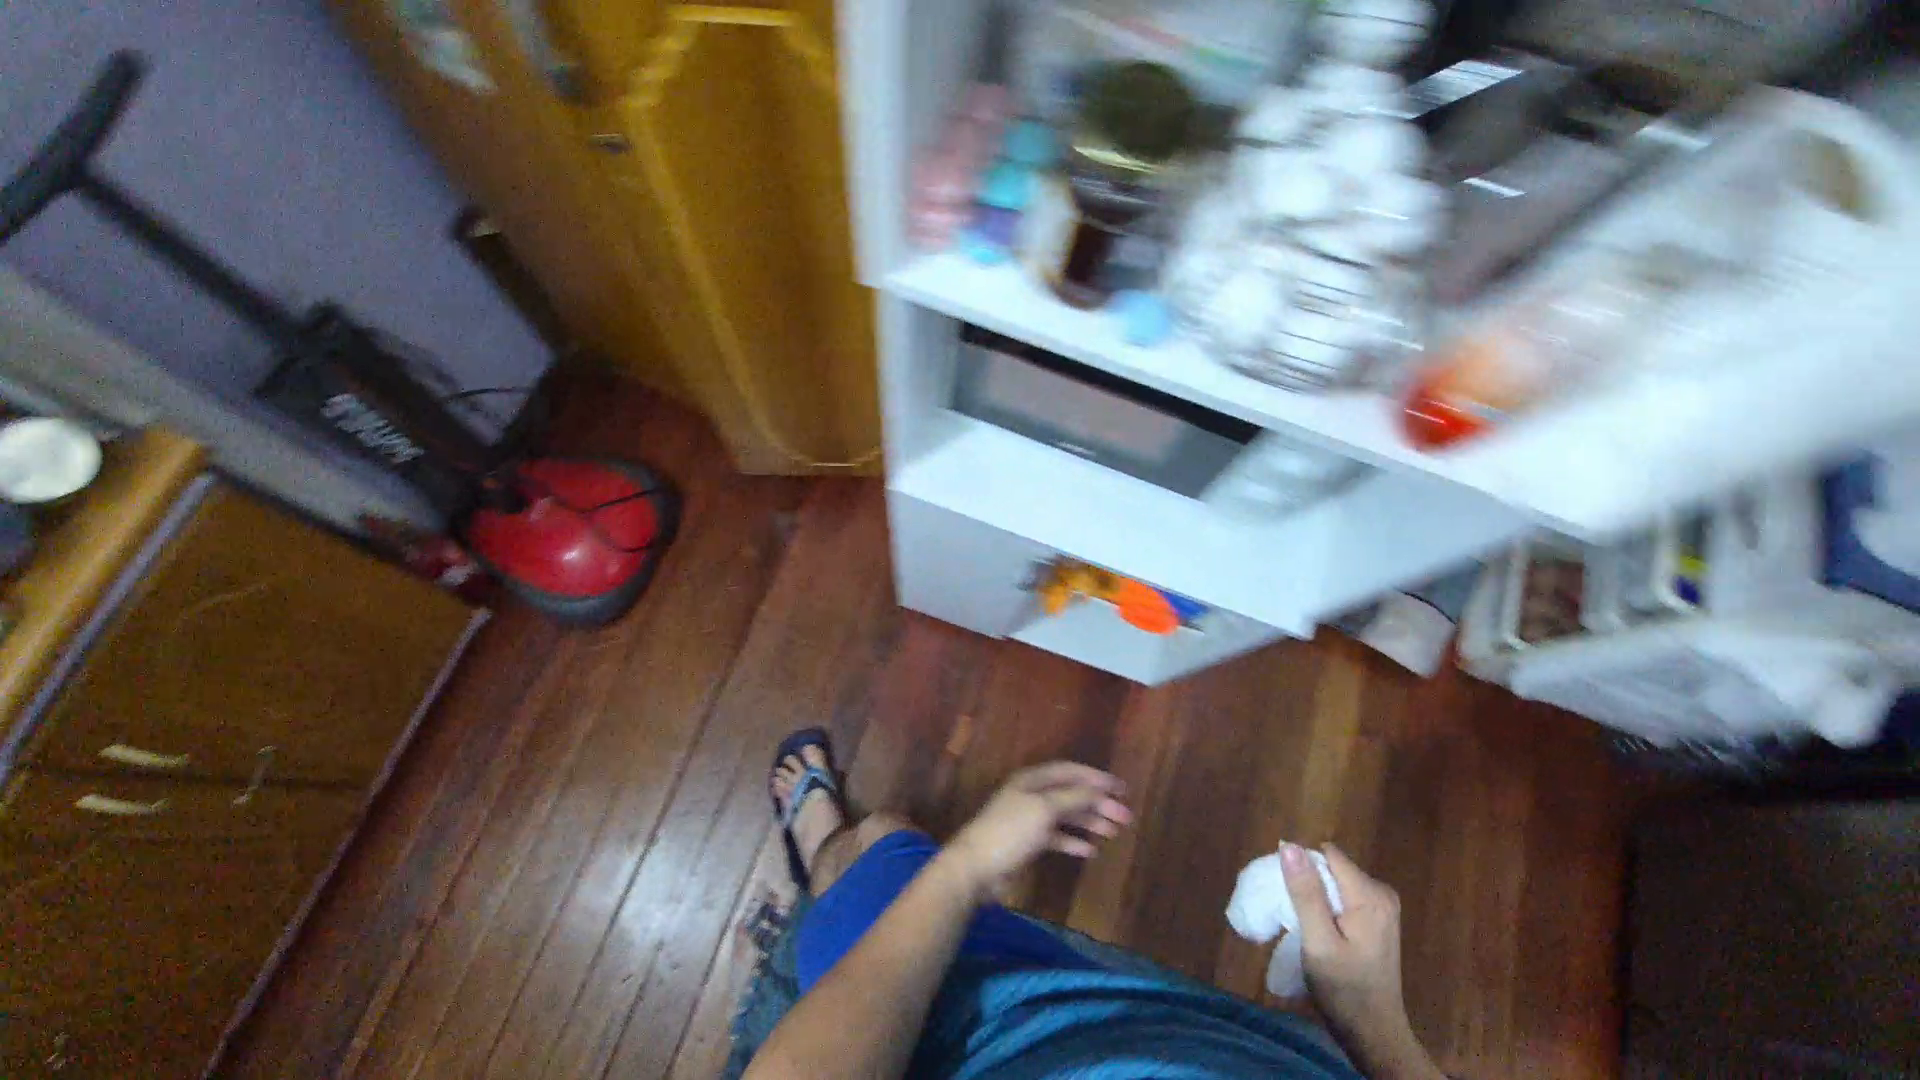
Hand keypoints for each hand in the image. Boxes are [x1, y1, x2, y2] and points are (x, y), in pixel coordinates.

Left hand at [939, 763, 1131, 902]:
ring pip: (1066, 816)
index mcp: (1032, 780)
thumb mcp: (1044, 809)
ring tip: (1112, 832)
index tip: (1120, 788)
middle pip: (1071, 795)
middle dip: (1098, 804)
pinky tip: (1090, 851)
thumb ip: (1074, 798)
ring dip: (1090, 822)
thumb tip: (1099, 790)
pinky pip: (1057, 839)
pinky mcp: (1029, 843)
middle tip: (1124, 817)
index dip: (1095, 778)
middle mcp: (1032, 796)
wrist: (976, 867)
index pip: (1069, 772)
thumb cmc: (1010, 831)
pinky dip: (1073, 842)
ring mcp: (1030, 820)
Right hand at [1282, 843, 1442, 1079]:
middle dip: (1307, 883)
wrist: (1374, 1035)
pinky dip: (1325, 909)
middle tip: (1293, 917)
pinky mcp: (1376, 921)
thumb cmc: (1344, 990)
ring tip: (1302, 926)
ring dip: (1314, 897)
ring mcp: (1381, 908)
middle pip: (1331, 868)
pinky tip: (1317, 933)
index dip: (1302, 868)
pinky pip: (1342, 898)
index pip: (1327, 855)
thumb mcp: (1318, 942)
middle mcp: (1381, 894)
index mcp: (1370, 895)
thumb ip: (1305, 893)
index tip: (1286, 895)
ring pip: (1335, 883)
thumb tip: (1289, 845)